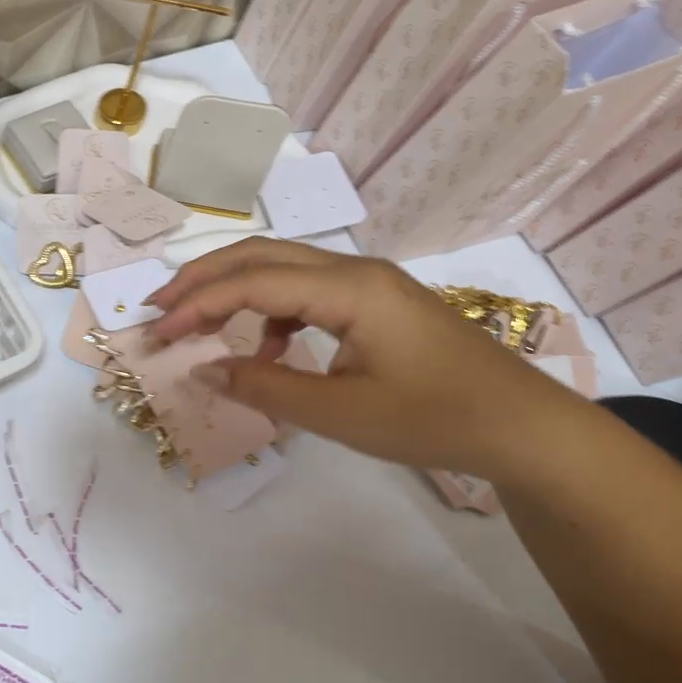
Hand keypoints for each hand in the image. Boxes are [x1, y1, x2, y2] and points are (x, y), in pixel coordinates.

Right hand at [146, 238, 589, 480]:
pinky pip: (306, 289)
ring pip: (282, 267)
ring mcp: (369, 284)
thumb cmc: (434, 419)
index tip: (157, 335)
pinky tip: (267, 347)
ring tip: (197, 325)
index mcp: (350, 289)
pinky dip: (269, 309)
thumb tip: (203, 370)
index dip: (196, 306)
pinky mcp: (376, 303)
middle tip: (158, 310)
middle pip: (260, 255)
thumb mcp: (339, 413)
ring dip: (232, 288)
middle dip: (202, 279)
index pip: (251, 283)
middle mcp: (356, 272)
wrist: (524, 427)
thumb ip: (264, 387)